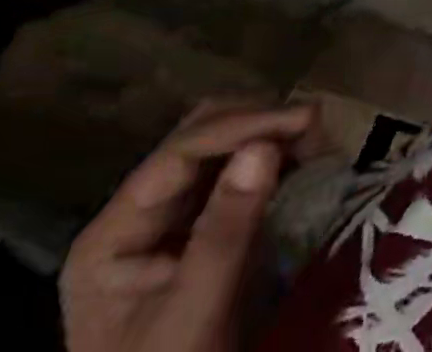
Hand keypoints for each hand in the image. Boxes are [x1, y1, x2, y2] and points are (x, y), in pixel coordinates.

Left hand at [61, 101, 318, 351]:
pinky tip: (305, 161)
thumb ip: (226, 232)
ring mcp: (172, 223)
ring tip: (317, 139)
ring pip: (221, 150)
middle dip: (258, 123)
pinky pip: (239, 177)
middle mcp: (139, 215)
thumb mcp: (194, 314)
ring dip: (270, 136)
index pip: (180, 153)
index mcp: (114, 234)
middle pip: (198, 139)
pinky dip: (274, 161)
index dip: (243, 125)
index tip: (304, 117)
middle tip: (315, 126)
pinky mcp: (205, 232)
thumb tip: (266, 146)